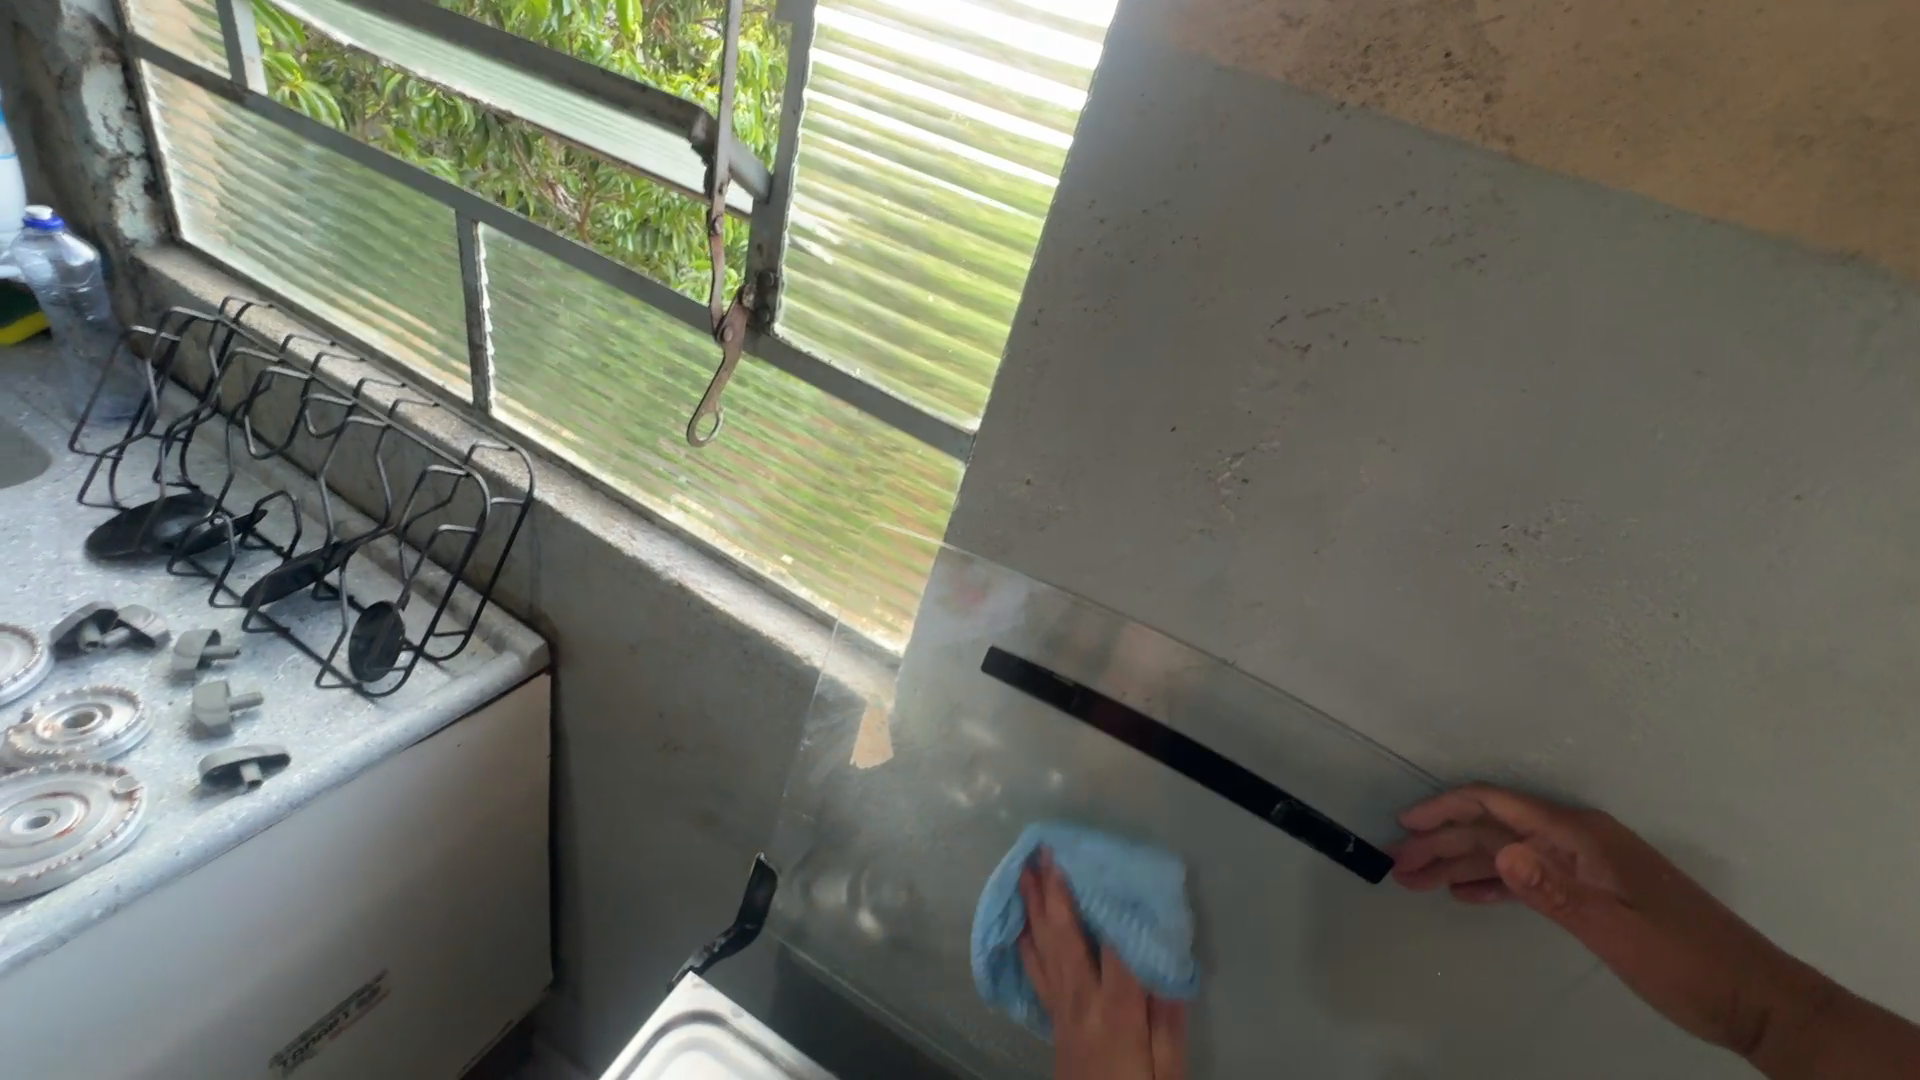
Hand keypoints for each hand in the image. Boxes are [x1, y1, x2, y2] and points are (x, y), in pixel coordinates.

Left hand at [1018, 851, 1186, 1079]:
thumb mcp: (1168, 1072)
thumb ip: (1168, 1020)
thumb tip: (1168, 966)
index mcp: (1117, 1011)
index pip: (1114, 947)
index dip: (1110, 905)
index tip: (1105, 864)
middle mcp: (1082, 1000)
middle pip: (1064, 936)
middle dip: (1054, 890)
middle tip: (1044, 851)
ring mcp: (1062, 1008)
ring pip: (1043, 946)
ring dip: (1033, 906)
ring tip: (1024, 871)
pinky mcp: (1053, 1017)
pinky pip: (1035, 972)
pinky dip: (1026, 942)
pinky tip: (1019, 923)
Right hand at [1390, 784, 1823, 1059]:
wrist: (1760, 1002)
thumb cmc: (1685, 961)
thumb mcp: (1616, 929)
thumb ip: (1554, 890)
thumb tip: (1498, 852)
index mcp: (1578, 835)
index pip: (1495, 803)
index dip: (1444, 809)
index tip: (1405, 824)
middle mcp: (1574, 838)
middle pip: (1491, 827)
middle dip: (1440, 843)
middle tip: (1399, 866)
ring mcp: (1582, 863)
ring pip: (1504, 851)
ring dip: (1459, 864)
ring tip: (1417, 881)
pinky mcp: (1589, 888)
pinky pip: (1526, 874)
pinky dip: (1491, 881)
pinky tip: (1465, 893)